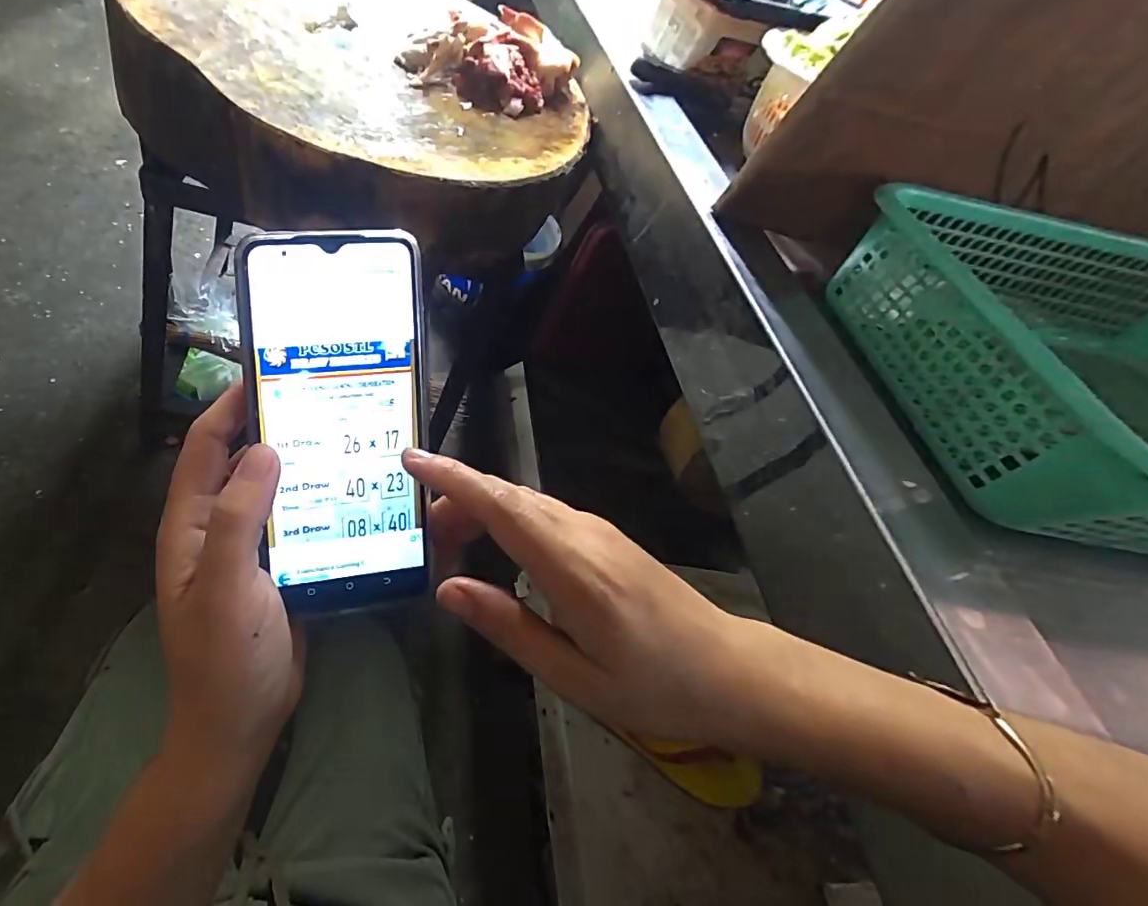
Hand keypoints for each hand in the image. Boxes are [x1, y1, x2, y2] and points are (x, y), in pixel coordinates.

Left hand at [155, 383, 304, 778]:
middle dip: (270, 427)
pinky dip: (311, 498)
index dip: (230, 406)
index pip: (206, 446)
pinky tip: (345, 487)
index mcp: (191, 521)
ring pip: (270, 488)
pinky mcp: (275, 565)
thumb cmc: (223, 656)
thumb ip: (238, 516)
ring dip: (296, 462)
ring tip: (339, 432)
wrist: (240, 725)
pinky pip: (292, 519)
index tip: (266, 372)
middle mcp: (215, 524)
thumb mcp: (223, 584)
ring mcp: (246, 545)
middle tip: (317, 398)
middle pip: (240, 460)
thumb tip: (265, 449)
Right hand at [403, 447, 767, 747]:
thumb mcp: (574, 676)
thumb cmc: (656, 686)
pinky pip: (538, 510)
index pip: (500, 506)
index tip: (412, 461)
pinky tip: (494, 545)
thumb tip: (447, 589)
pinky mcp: (600, 534)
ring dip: (477, 508)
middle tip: (427, 539)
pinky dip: (502, 516)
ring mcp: (594, 529)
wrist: (735, 673)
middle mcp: (581, 533)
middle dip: (454, 499)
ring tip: (451, 544)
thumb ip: (507, 627)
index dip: (451, 478)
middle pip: (503, 494)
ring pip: (520, 499)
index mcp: (572, 568)